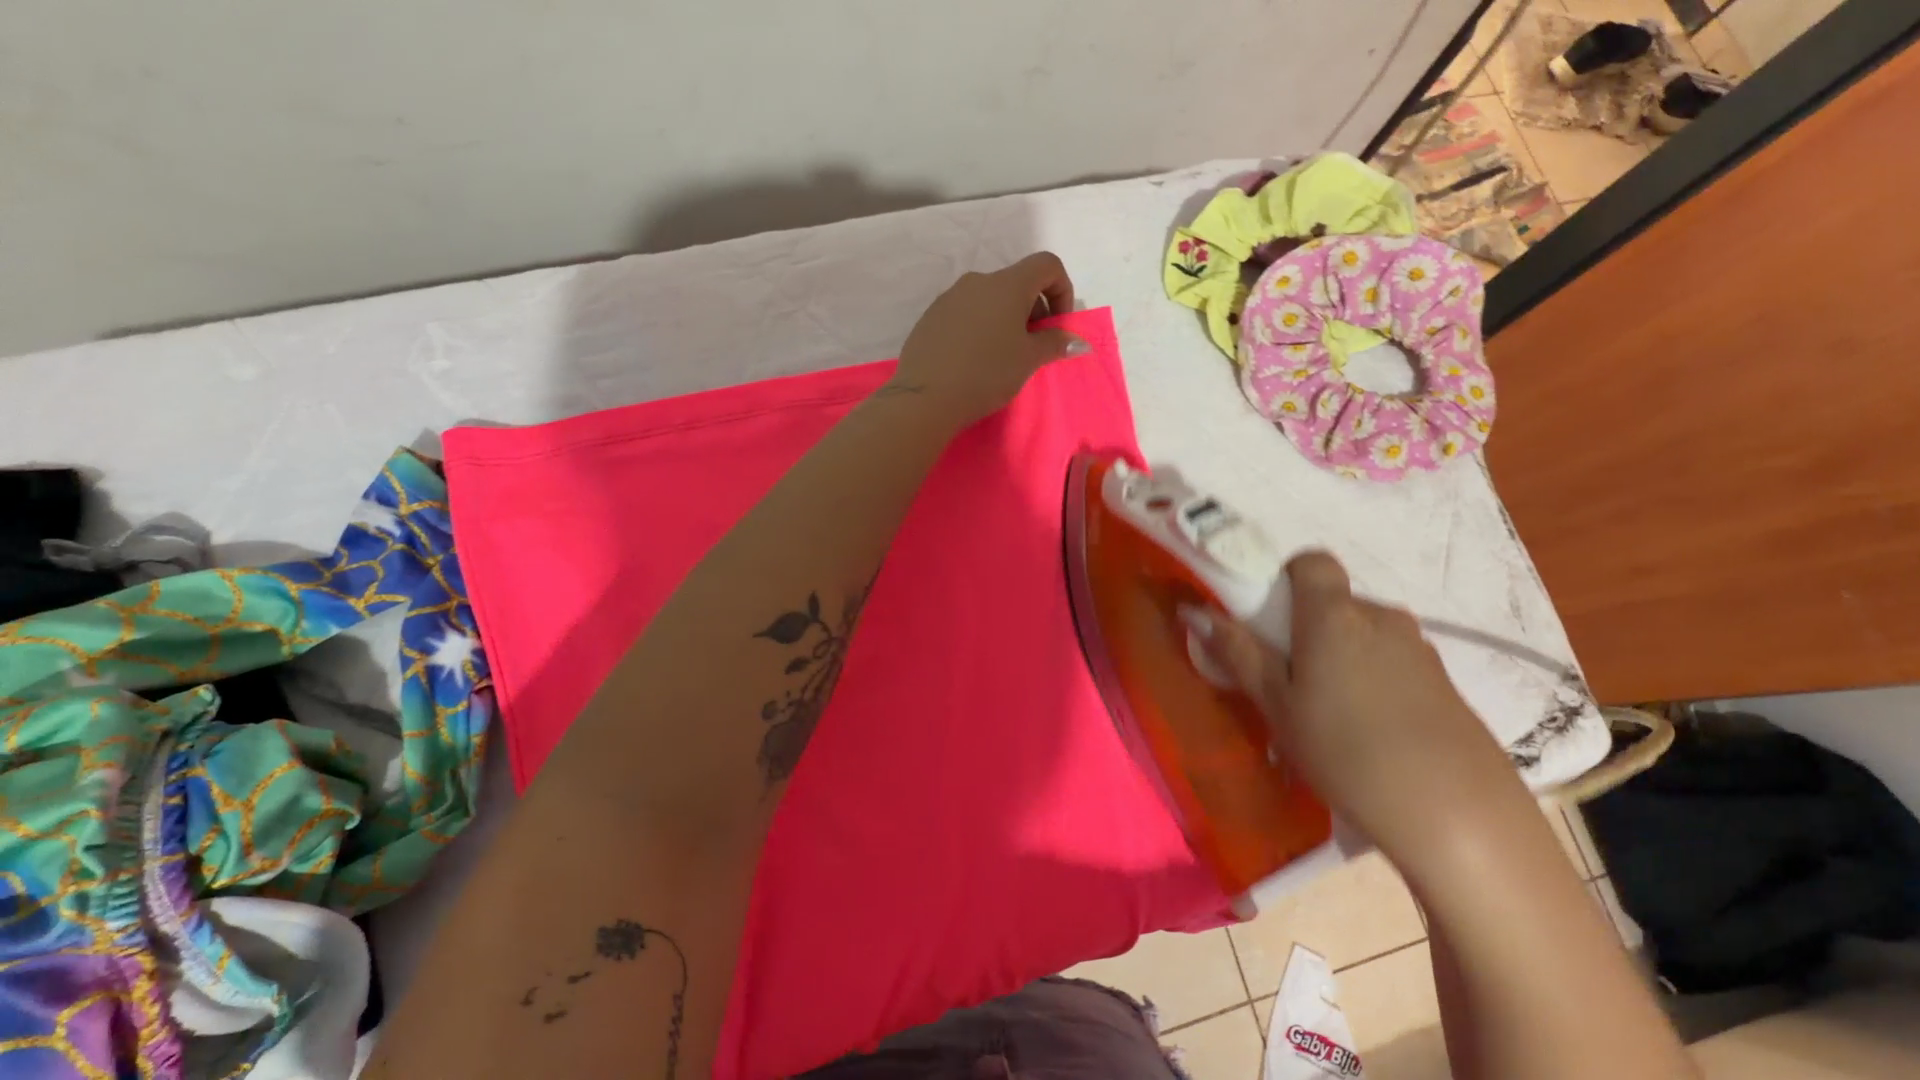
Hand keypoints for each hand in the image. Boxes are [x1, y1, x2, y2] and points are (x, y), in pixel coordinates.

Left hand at [886, 252, 1088, 427]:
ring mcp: (950, 297)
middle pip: (1017, 282)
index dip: (1062, 290)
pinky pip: (966, 313)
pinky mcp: (931, 316)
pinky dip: (981, 327)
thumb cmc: (986, 373)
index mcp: (1006, 284)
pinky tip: (974, 359)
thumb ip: (1055, 343)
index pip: (1047, 265)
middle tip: (1033, 347)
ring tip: (1002, 356)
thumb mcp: (1028, 360)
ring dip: (1006, 319)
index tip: (1057, 325)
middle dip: (1034, 310)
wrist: (925, 397)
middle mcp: (977, 281)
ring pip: (990, 299)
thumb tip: (1078, 342)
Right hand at [1191, 552, 1528, 870]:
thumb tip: (1195, 611)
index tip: (1270, 619)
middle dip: (1311, 629)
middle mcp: (1381, 617)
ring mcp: (1419, 648)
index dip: (1288, 577)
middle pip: (1338, 604)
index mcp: (1334, 615)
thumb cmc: (1343, 750)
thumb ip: (1239, 653)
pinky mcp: (1444, 681)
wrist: (1452, 809)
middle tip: (1292, 682)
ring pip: (1367, 636)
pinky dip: (1375, 681)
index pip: (1313, 562)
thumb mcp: (1277, 706)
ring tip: (1332, 717)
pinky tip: (1371, 733)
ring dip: (1344, 658)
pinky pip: (1395, 663)